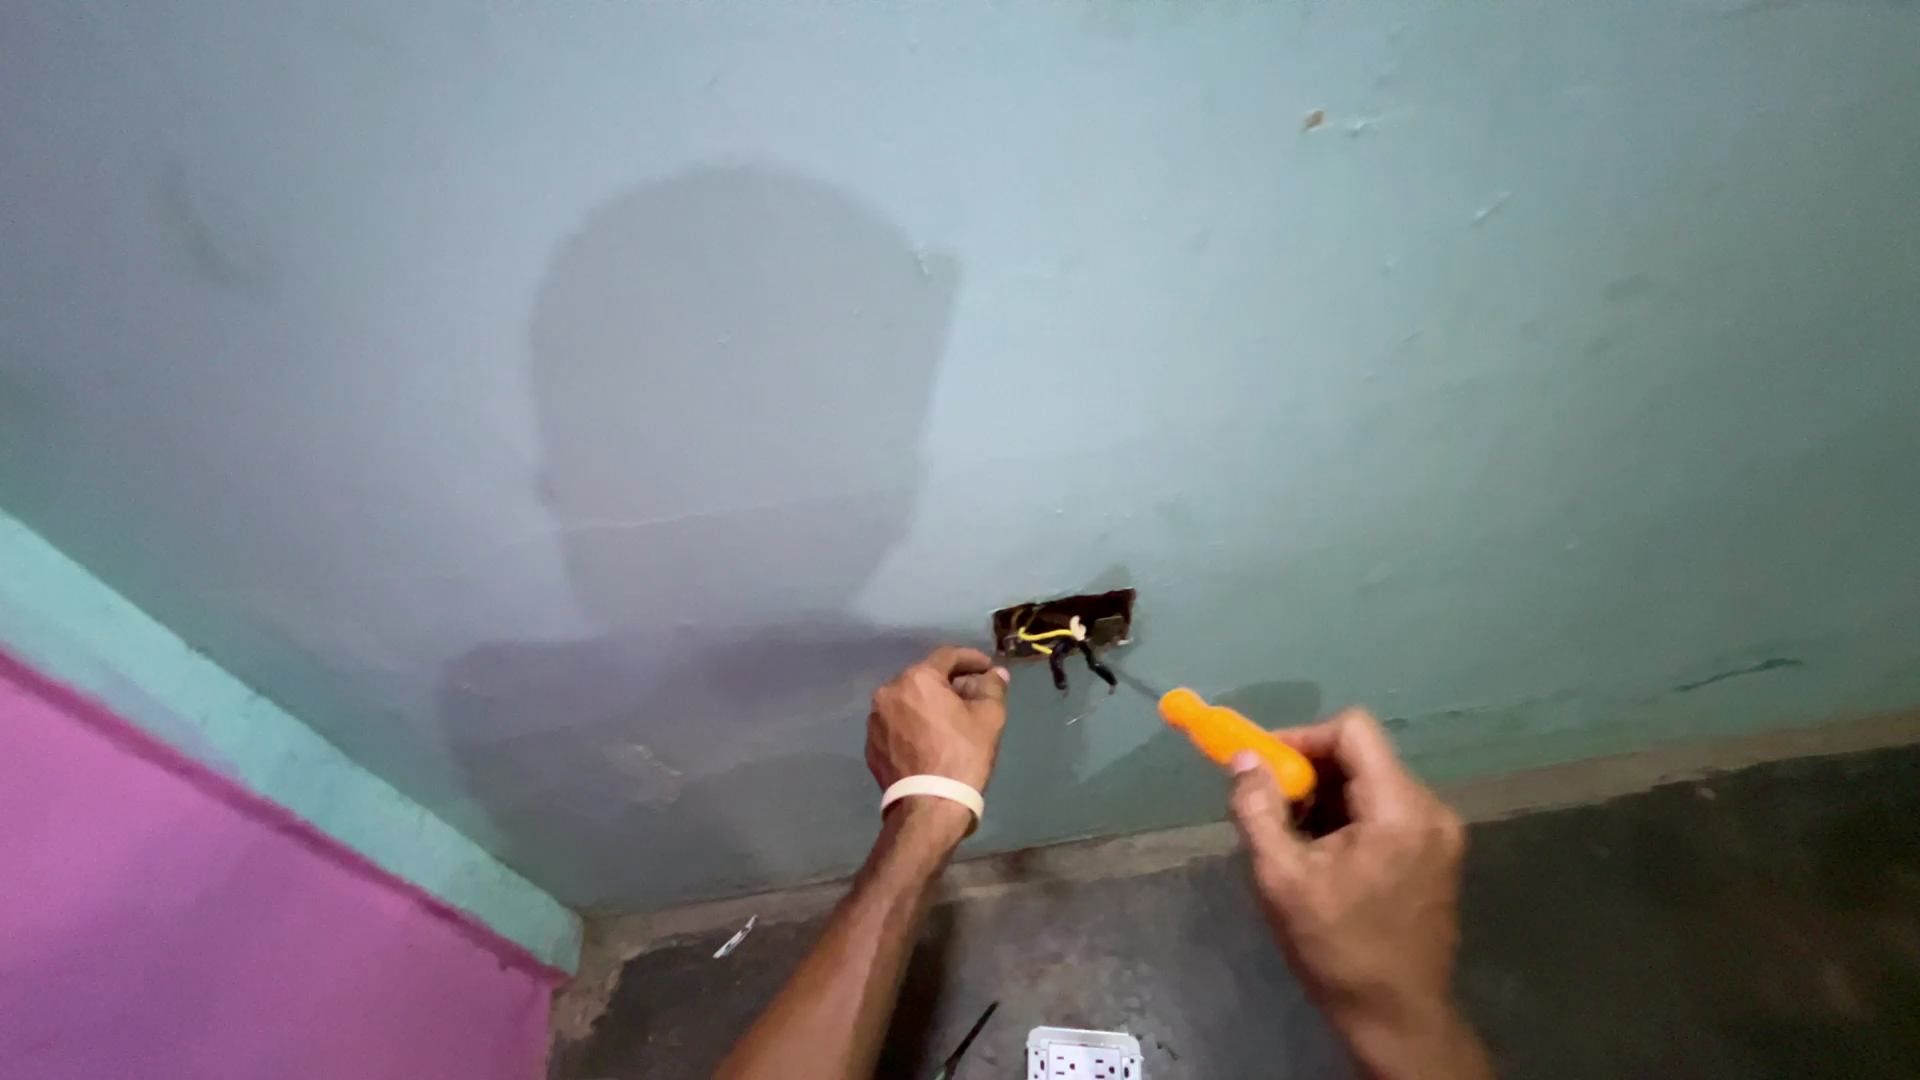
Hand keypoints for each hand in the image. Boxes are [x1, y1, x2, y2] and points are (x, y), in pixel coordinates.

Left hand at [866, 646, 1009, 793]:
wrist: (929, 807)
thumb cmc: (962, 755)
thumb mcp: (989, 717)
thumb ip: (993, 687)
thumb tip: (996, 673)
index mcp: (917, 678)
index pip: (948, 656)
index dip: (972, 659)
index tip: (988, 669)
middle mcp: (889, 691)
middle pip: (925, 678)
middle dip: (950, 683)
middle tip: (973, 696)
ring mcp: (875, 719)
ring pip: (908, 701)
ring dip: (929, 704)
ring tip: (951, 720)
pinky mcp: (871, 745)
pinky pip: (896, 724)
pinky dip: (913, 725)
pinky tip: (930, 740)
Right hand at [1228, 707, 1489, 1079]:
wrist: (1397, 1020)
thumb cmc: (1336, 947)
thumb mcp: (1279, 876)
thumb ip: (1256, 808)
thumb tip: (1242, 757)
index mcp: (1399, 810)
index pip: (1352, 730)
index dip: (1302, 737)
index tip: (1265, 767)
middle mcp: (1429, 810)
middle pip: (1358, 754)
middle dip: (1306, 771)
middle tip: (1268, 804)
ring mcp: (1436, 833)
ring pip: (1366, 780)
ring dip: (1321, 796)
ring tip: (1290, 836)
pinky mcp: (1432, 853)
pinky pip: (1379, 807)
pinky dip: (1342, 816)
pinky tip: (1319, 854)